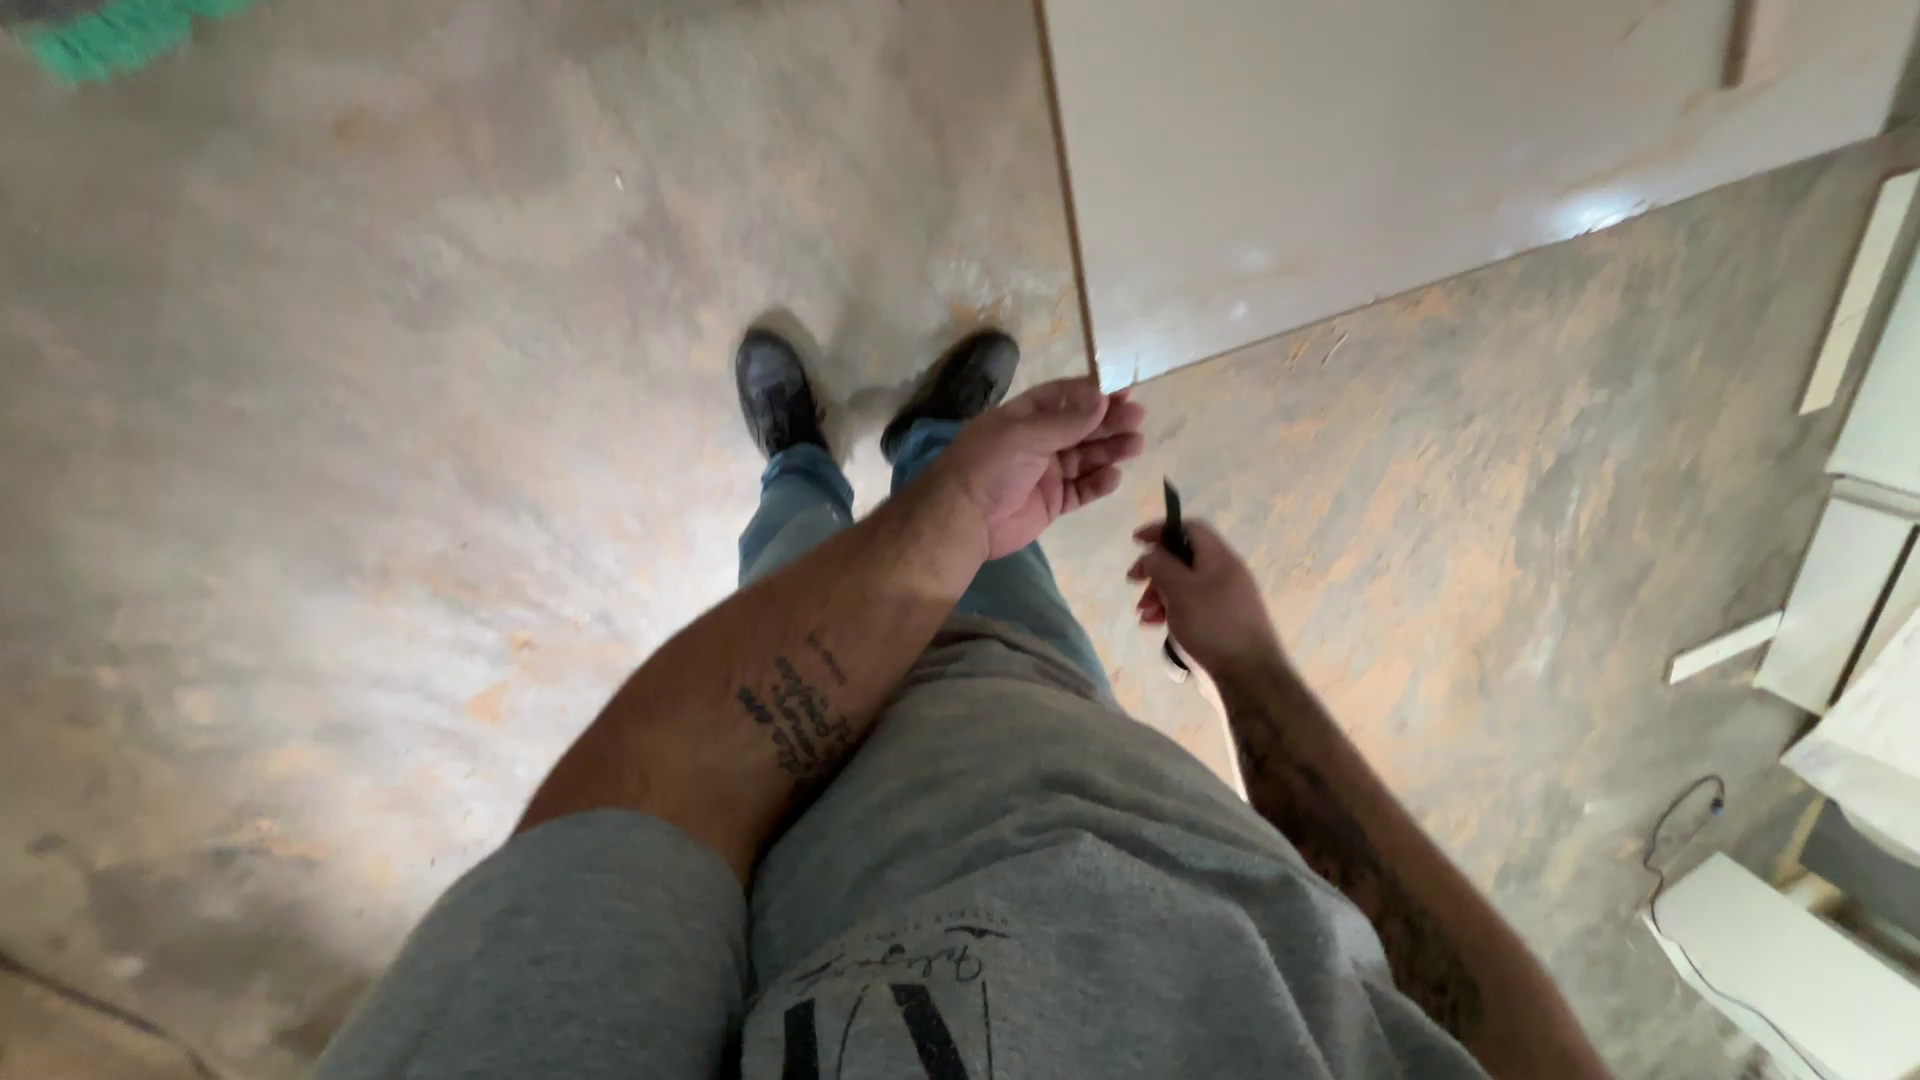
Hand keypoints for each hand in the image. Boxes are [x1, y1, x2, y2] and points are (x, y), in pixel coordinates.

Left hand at [932, 377, 1146, 558]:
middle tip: (1138, 418)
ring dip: (1110, 450)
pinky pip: (1081, 490)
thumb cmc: (988, 466)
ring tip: (1135, 445)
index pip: (1063, 398)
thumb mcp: (1024, 435)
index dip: (1093, 394)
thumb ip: (1066, 421)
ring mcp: (1045, 474)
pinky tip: (1114, 476)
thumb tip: (1102, 398)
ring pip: (1085, 458)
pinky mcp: (1052, 503)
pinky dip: (1098, 483)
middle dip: (1108, 422)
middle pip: (1080, 427)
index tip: (1124, 391)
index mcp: (1023, 417)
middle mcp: (1036, 442)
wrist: (963, 519)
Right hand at [1128, 518, 1283, 679]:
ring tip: (1143, 615)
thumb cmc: (1211, 625)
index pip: (1189, 528)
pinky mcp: (1220, 621)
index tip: (1136, 542)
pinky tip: (1156, 626)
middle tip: (1133, 582)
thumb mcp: (1179, 588)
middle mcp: (1224, 573)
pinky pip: (1190, 605)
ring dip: (1158, 594)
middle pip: (1183, 558)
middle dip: (1154, 569)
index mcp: (1218, 557)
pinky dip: (1170, 610)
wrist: (1248, 675)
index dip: (1161, 530)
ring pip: (1183, 584)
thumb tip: (1151, 553)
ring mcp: (1224, 598)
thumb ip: (1160, 564)